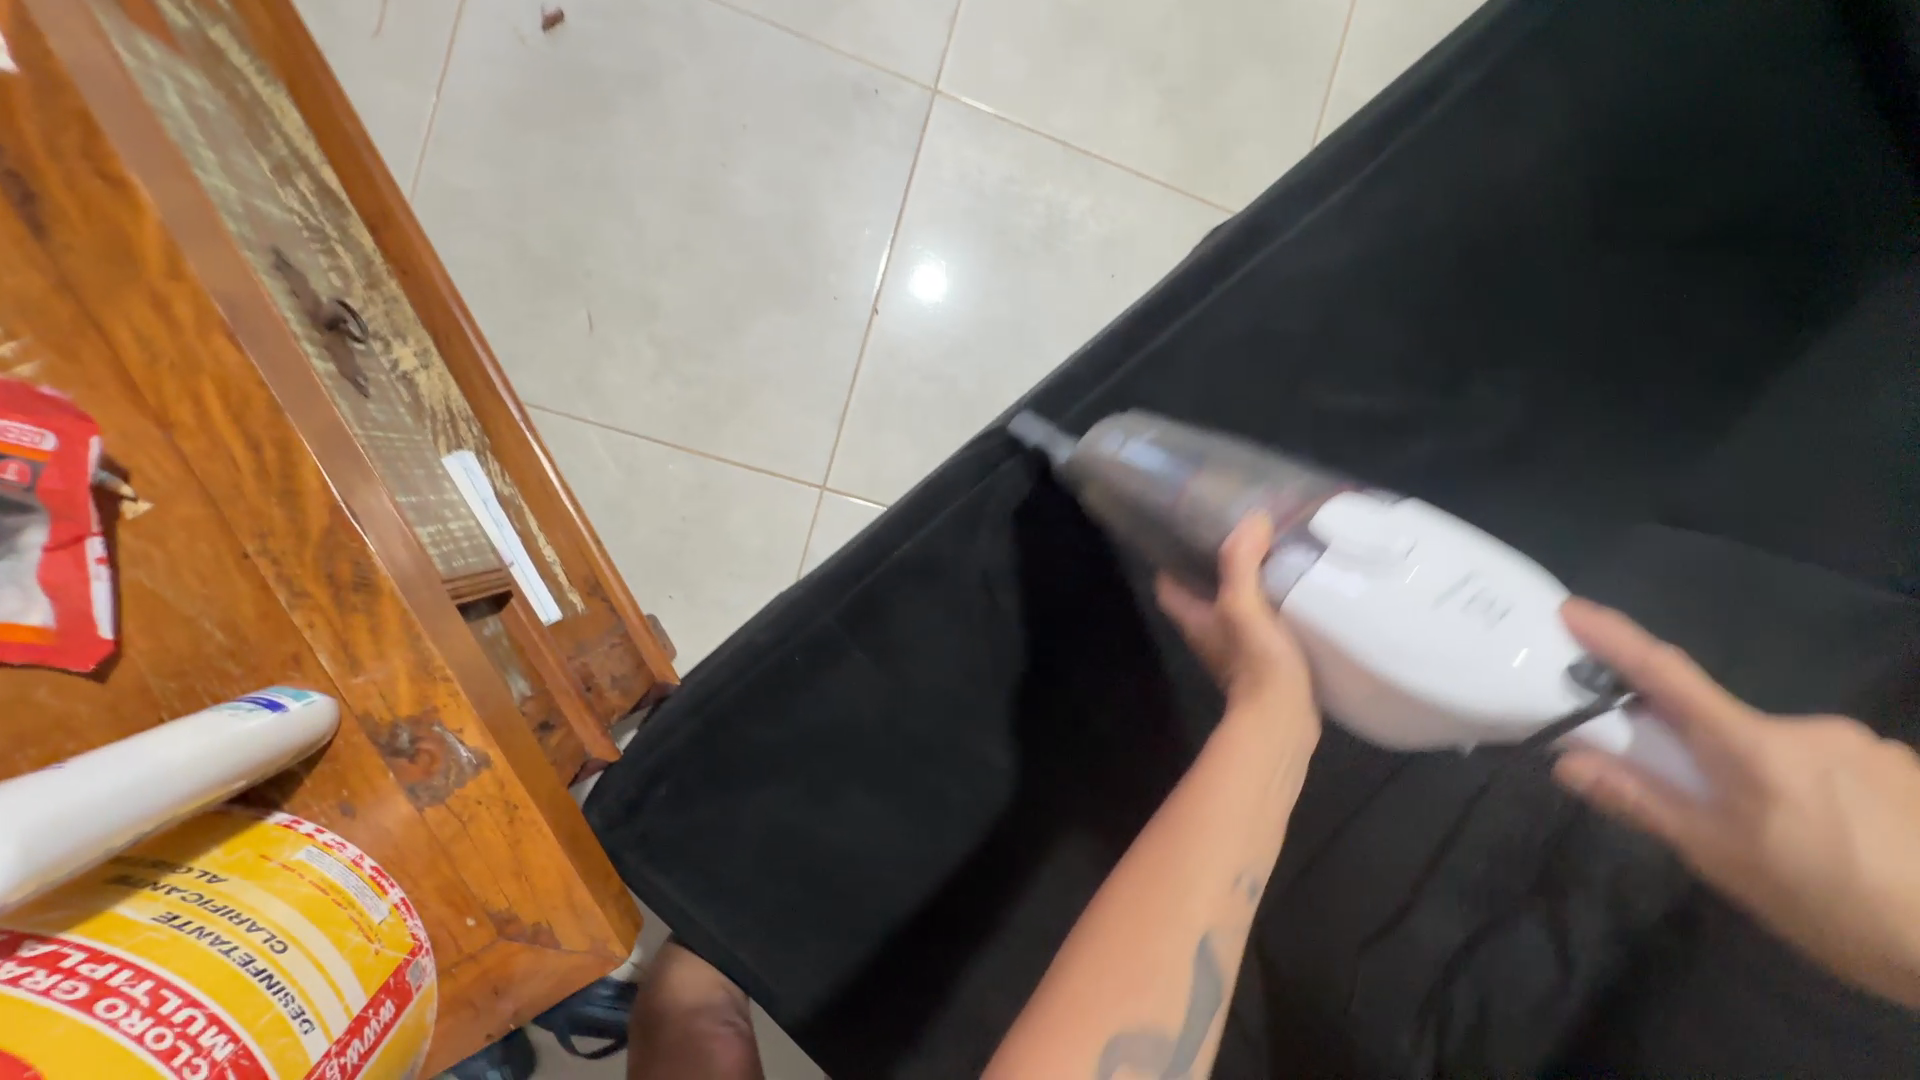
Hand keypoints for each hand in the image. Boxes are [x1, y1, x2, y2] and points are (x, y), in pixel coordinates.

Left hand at [1156, 514, 1317, 744]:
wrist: (1283, 721)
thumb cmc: (1255, 662)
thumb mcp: (1243, 605)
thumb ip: (1240, 564)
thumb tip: (1250, 520)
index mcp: (1192, 619)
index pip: (1167, 585)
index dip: (1171, 560)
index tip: (1188, 533)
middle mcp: (1207, 634)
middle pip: (1199, 594)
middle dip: (1212, 567)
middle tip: (1238, 536)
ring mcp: (1233, 650)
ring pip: (1230, 608)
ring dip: (1245, 585)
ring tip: (1268, 554)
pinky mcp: (1261, 661)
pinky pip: (1258, 624)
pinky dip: (1269, 606)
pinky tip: (1291, 590)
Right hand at [1554, 597, 1919, 1008]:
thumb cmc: (1827, 902)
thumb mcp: (1718, 858)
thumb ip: (1642, 801)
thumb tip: (1567, 762)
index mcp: (1751, 745)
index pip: (1666, 675)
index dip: (1615, 638)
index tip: (1572, 610)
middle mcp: (1809, 728)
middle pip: (1727, 726)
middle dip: (1707, 757)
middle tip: (1714, 814)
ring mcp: (1870, 747)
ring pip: (1783, 751)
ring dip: (1767, 780)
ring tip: (1789, 845)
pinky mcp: (1910, 772)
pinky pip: (1834, 768)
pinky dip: (1817, 793)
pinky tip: (1840, 843)